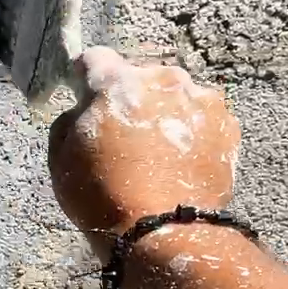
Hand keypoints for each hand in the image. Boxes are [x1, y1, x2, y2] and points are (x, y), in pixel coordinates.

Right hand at [48, 47, 240, 256]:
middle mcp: (164, 80)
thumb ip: (68, 121)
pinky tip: (174, 160)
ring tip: (151, 150)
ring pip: (172, 95)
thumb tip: (82, 110)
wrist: (162, 230)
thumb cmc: (101, 194)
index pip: (94, 59)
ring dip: (159, 111)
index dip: (82, 75)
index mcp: (118, 83)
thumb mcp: (59, 159)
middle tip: (117, 133)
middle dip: (126, 97)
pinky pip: (199, 116)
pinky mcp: (228, 125)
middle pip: (139, 76)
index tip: (79, 93)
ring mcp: (202, 100)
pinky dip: (186, 130)